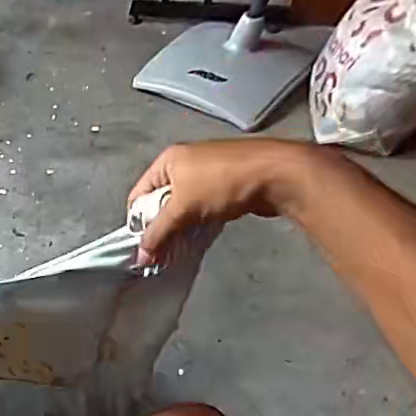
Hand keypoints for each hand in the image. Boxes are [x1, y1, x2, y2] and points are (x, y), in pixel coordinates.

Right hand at [127, 139, 346, 265]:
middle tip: (162, 249)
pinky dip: (196, 223)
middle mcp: (183, 163)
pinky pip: (199, 209)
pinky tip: (200, 235)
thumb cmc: (225, 181)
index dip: (138, 221)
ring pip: (180, 208)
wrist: (277, 175)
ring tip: (181, 244)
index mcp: (168, 160)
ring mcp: (204, 174)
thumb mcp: (182, 208)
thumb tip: (141, 256)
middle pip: (158, 203)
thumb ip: (158, 233)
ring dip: (179, 227)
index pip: (139, 195)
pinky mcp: (222, 186)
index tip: (145, 243)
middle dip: (160, 227)